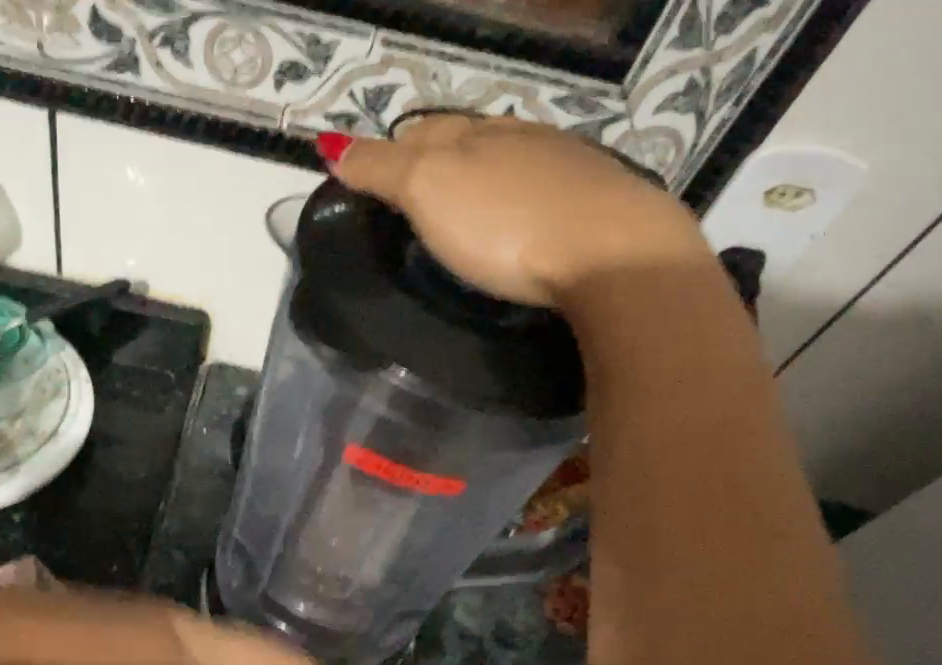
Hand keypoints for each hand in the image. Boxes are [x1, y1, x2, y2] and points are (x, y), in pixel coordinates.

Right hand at [326, 115, 712, 310]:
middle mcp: (515, 137)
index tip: (369, 185)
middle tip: (410, 201)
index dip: (387, 155)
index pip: (415, 135)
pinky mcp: (595, 198)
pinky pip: (542, 188)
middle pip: (462, 141)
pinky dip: (520, 201)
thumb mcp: (428, 190)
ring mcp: (561, 164)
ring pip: (506, 162)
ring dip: (480, 180)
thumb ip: (381, 168)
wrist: (610, 253)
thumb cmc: (504, 224)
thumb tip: (331, 146)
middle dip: (433, 161)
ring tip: (464, 213)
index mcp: (470, 135)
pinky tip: (520, 223)